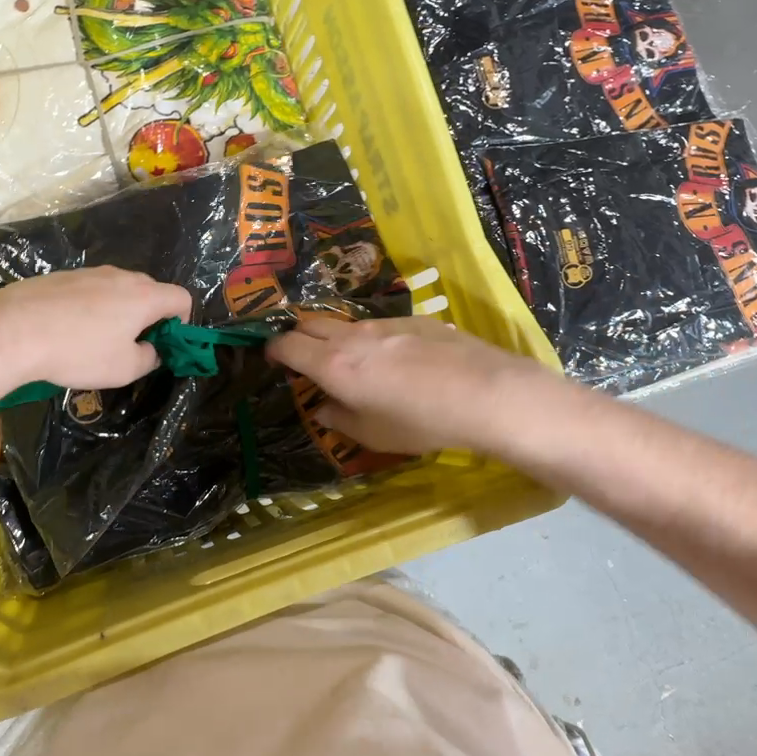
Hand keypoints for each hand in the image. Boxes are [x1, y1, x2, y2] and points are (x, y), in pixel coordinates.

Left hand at [0, 266, 192, 389]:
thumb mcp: (123, 369)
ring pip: (117, 289)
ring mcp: (90, 272)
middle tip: (130, 345)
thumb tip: (150, 348)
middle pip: (150, 291)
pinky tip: (66, 330)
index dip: (182, 321)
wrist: (14, 328)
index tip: (163, 343)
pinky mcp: (61, 275)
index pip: (182, 298)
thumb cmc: (78, 351)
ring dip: (118, 311)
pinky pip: (89, 290)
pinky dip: (89, 307)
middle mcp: (122, 276)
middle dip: (149, 316)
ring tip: (94, 340)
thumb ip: (148, 358)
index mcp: (145, 296)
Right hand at [266, 316, 581, 455]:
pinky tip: (396, 361)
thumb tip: (323, 408)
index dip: (273, 350)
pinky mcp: (415, 320)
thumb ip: (341, 420)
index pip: (287, 345)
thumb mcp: (374, 435)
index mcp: (333, 366)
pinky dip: (372, 338)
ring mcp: (385, 323)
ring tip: (350, 362)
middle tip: (302, 358)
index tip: (271, 359)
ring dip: (337, 338)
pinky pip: (380, 325)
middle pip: (311, 324)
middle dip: (299, 337)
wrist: (484, 393)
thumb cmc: (421, 422)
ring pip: (347, 324)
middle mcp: (352, 337)